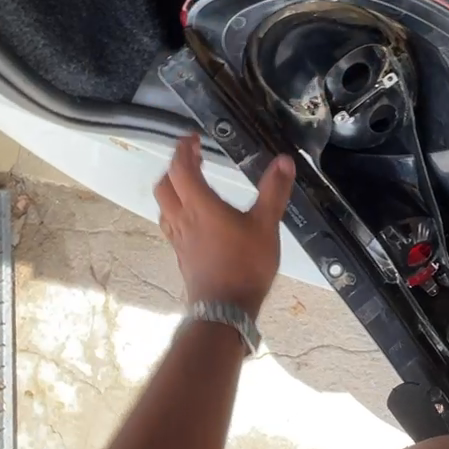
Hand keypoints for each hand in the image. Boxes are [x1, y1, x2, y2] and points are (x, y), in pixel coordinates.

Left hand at [154, 135, 295, 316]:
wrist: (225, 309)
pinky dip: (177, 210)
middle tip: (193, 158)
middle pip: (165, 185)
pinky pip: (171, 224)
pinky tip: (195, 218)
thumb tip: (283, 160)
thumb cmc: (245, 265)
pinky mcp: (182, 255)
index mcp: (200, 205)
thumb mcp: (266, 225)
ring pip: (164, 205)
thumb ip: (274, 191)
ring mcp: (179, 239)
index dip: (183, 149)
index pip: (181, 168)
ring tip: (191, 184)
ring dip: (173, 188)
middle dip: (175, 167)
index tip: (193, 138)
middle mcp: (182, 218)